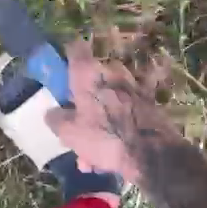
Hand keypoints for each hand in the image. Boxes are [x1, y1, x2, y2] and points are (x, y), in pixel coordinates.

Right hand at [47, 40, 177, 178]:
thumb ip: (56, 119)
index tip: (59, 71)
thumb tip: (52, 113)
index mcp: (88, 73)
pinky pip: (122, 113)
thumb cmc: (105, 136)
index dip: (64, 56)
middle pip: (90, 81)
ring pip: (106, 101)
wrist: (154, 153)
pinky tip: (109, 159)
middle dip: (81, 104)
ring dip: (97, 123)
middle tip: (74, 126)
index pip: (74, 48)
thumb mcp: (69, 133)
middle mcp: (111, 72)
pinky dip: (113, 130)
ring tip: (91, 157)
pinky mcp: (148, 103)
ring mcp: (132, 86)